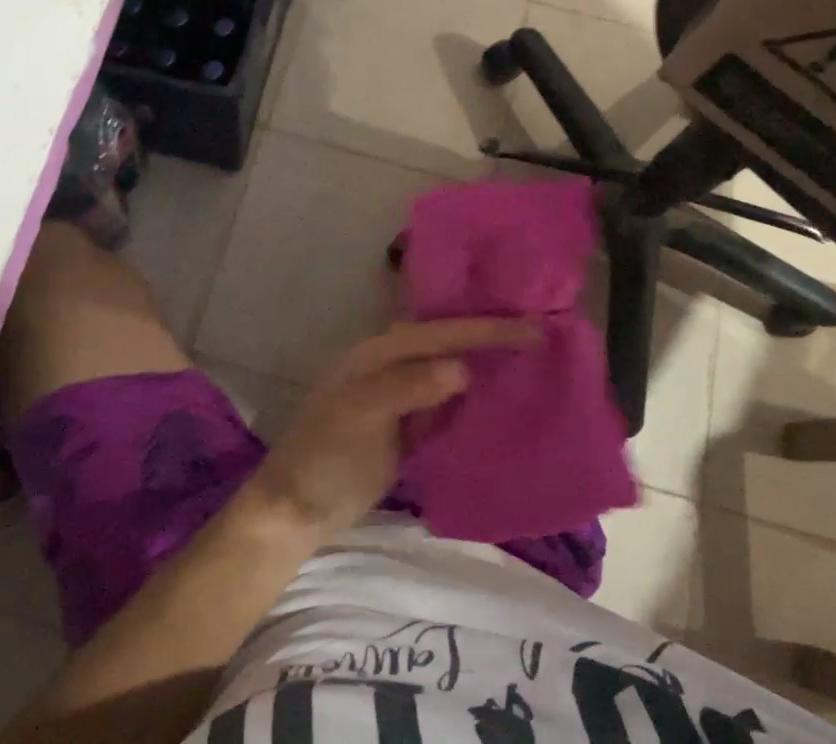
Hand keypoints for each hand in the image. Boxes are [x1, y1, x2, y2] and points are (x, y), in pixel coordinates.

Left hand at [246, 317, 537, 540]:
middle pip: (444, 344)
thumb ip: (407, 387)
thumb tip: (463, 368)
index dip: (483, 329)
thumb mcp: (361, 416)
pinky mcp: (404, 431)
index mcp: (375, 355)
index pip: (437, 333)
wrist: (295, 509)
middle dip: (487, 338)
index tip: (532, 327)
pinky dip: (473, 402)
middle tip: (540, 336)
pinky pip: (445, 406)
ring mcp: (396, 400)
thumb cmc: (325, 457)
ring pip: (448, 372)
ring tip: (533, 362)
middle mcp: (388, 368)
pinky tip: (502, 404)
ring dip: (484, 366)